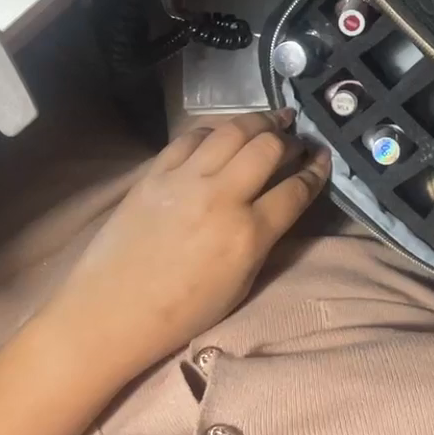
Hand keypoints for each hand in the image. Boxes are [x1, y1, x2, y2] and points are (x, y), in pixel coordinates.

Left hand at [41, 110, 330, 379]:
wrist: (109, 312)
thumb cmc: (180, 313)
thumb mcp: (240, 286)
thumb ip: (264, 240)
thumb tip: (281, 203)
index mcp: (247, 235)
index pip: (295, 190)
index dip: (316, 170)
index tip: (324, 158)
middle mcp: (220, 197)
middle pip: (267, 148)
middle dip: (290, 138)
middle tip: (296, 138)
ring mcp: (185, 180)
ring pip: (232, 130)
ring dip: (257, 122)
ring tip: (270, 121)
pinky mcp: (155, 172)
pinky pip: (191, 136)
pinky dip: (214, 130)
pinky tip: (222, 134)